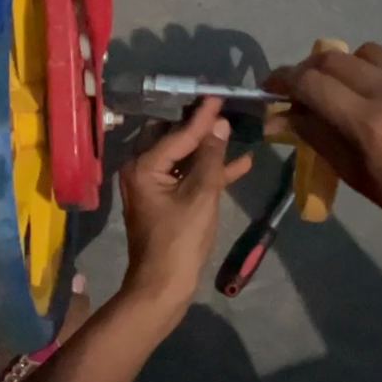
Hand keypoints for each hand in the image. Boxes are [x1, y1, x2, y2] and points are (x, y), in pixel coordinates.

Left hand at [119, 98, 253, 311]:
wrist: (163, 286)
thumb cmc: (180, 239)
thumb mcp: (202, 195)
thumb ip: (211, 157)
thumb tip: (220, 125)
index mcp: (143, 165)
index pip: (177, 133)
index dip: (202, 116)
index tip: (218, 95)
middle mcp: (141, 170)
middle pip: (173, 139)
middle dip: (200, 127)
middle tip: (223, 109)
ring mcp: (151, 187)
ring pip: (182, 158)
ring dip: (208, 150)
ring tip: (235, 132)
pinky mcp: (163, 201)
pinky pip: (186, 178)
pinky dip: (208, 172)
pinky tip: (240, 164)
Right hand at [266, 42, 381, 257]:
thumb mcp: (356, 176)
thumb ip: (316, 137)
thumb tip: (278, 117)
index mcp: (369, 123)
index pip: (310, 83)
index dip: (283, 79)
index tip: (273, 86)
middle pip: (334, 59)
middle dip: (312, 71)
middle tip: (310, 87)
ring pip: (370, 51)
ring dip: (355, 67)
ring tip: (361, 87)